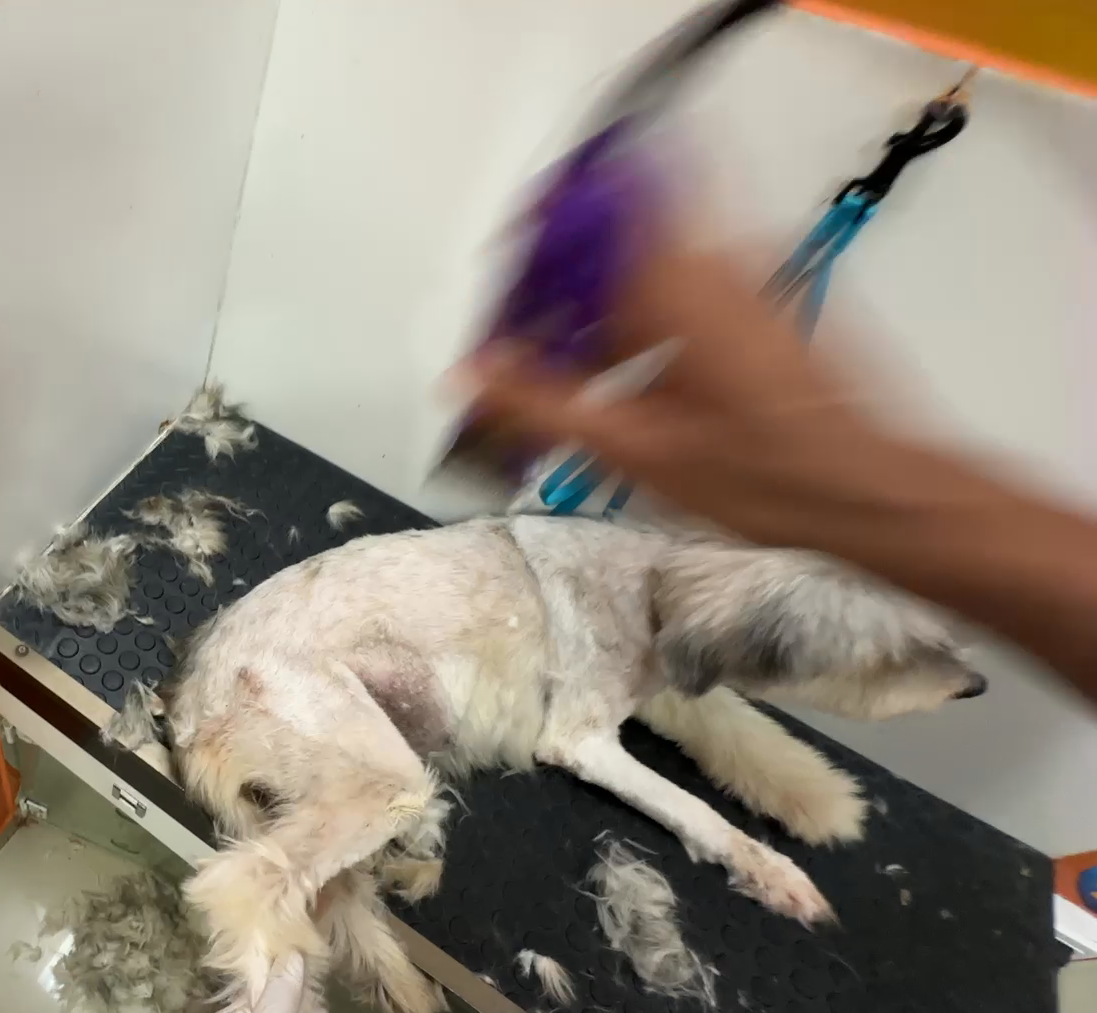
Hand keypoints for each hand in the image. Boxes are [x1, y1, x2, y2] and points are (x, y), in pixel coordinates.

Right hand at [464, 241, 986, 551]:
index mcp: (678, 285)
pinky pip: (665, 282)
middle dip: (547, 278)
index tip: (500, 261)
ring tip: (542, 362)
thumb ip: (536, 403)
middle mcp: (713, 263)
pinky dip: (617, 313)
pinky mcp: (750, 300)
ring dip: (579, 301)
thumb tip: (465, 374)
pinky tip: (598, 368)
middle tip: (507, 335)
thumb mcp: (626, 447)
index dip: (540, 222)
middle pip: (609, 234)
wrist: (866, 490)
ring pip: (635, 261)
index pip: (599, 202)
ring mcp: (739, 277)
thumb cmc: (754, 472)